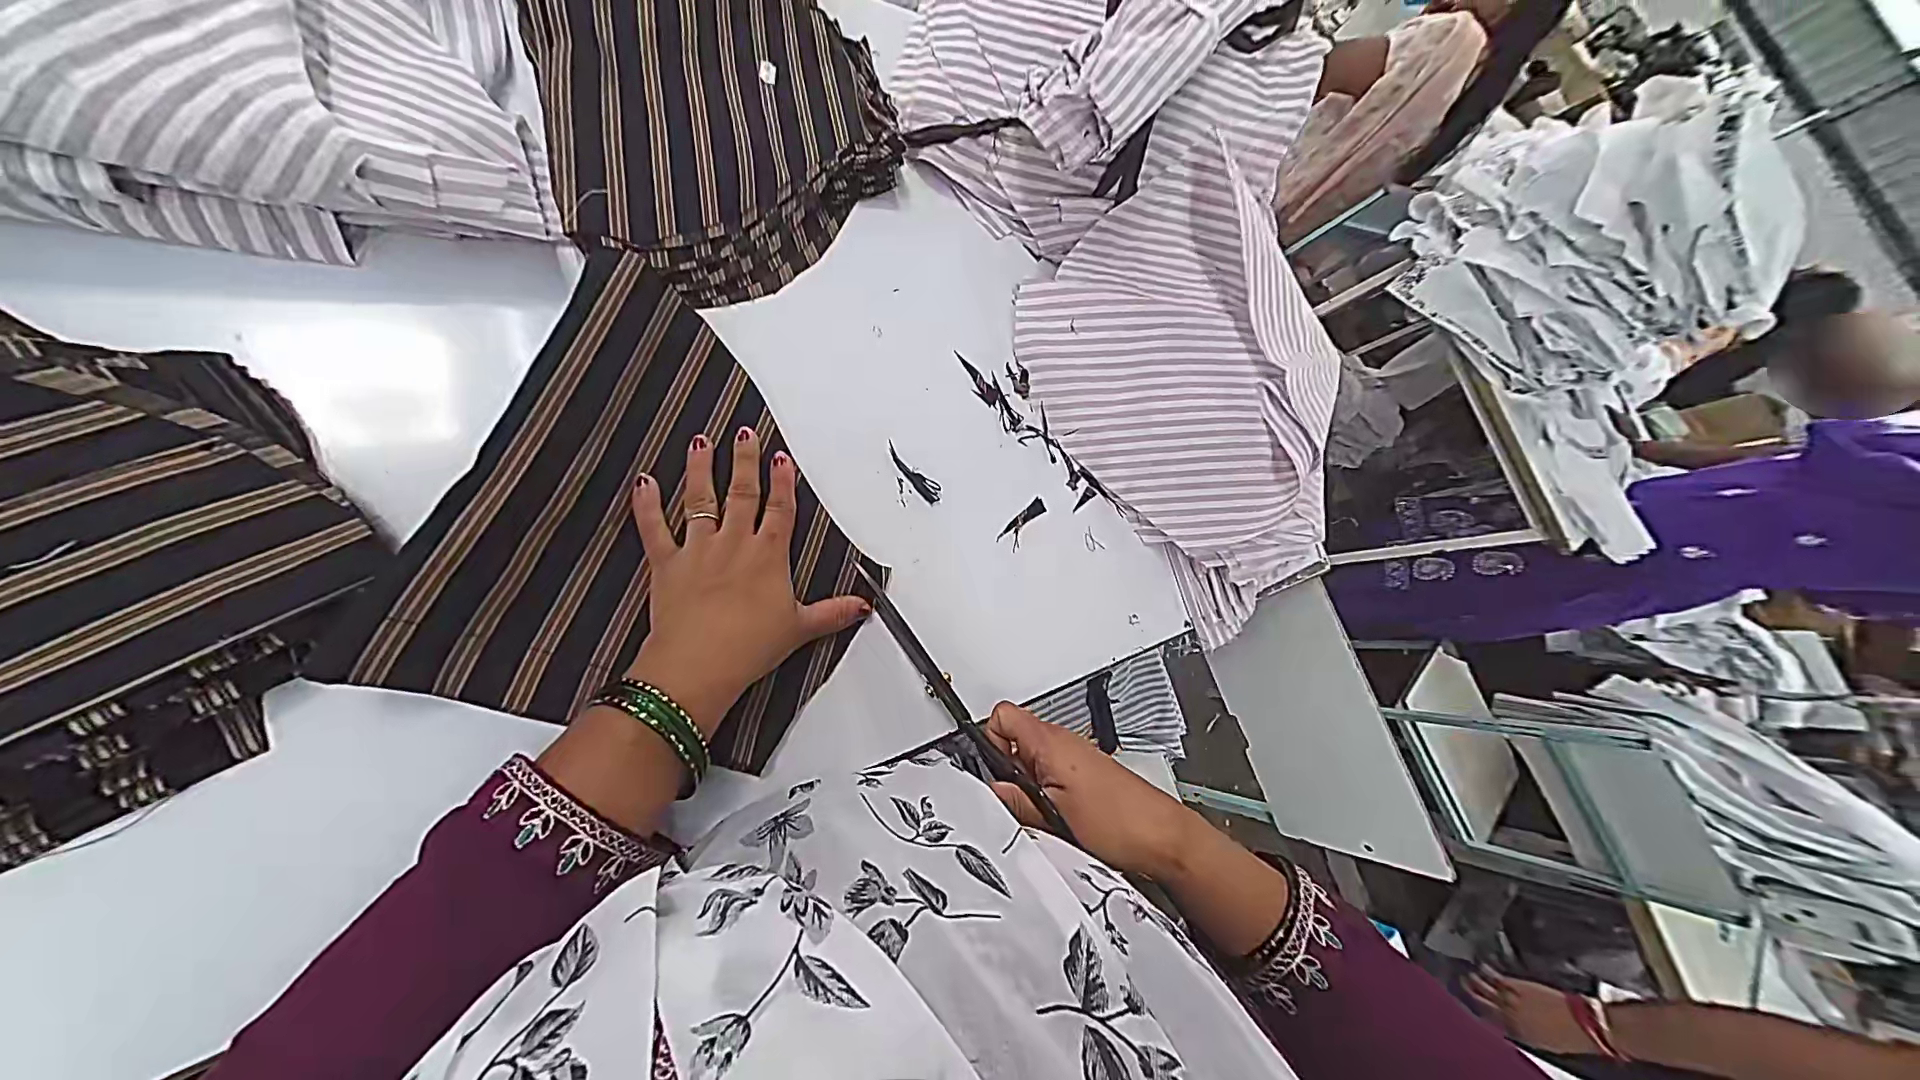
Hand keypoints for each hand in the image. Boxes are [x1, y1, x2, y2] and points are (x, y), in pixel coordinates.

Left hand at [627, 428, 869, 733]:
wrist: (699, 664)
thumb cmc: (747, 646)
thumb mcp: (800, 628)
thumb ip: (832, 612)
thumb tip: (860, 606)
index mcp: (768, 555)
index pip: (779, 508)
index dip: (782, 481)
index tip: (782, 459)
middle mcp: (734, 544)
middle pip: (743, 492)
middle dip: (745, 460)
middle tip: (745, 434)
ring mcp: (698, 550)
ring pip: (700, 499)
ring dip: (701, 469)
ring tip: (701, 443)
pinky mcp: (667, 564)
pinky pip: (655, 527)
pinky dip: (647, 504)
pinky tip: (645, 482)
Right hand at [982, 702, 1208, 880]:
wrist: (1163, 836)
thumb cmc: (1122, 820)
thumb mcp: (1055, 816)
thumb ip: (1016, 801)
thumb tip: (990, 792)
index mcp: (1049, 741)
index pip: (1001, 716)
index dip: (988, 740)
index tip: (991, 771)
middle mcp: (1062, 741)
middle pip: (1013, 739)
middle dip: (1008, 771)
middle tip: (1020, 799)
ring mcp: (1073, 757)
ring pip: (1031, 759)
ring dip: (1028, 785)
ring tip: (1044, 812)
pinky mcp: (1083, 773)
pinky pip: (1050, 773)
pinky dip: (1046, 793)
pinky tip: (1058, 816)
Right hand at [1465, 969, 1608, 1055]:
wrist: (1586, 1024)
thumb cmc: (1569, 1037)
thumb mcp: (1544, 1042)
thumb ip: (1523, 1032)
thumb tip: (1510, 1025)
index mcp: (1518, 1031)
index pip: (1491, 1020)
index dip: (1479, 1011)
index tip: (1469, 1004)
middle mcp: (1511, 1015)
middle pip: (1485, 1002)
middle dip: (1472, 993)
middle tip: (1461, 983)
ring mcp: (1514, 999)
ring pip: (1488, 988)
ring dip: (1476, 981)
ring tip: (1468, 974)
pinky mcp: (1520, 986)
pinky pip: (1498, 978)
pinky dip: (1488, 972)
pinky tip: (1482, 965)